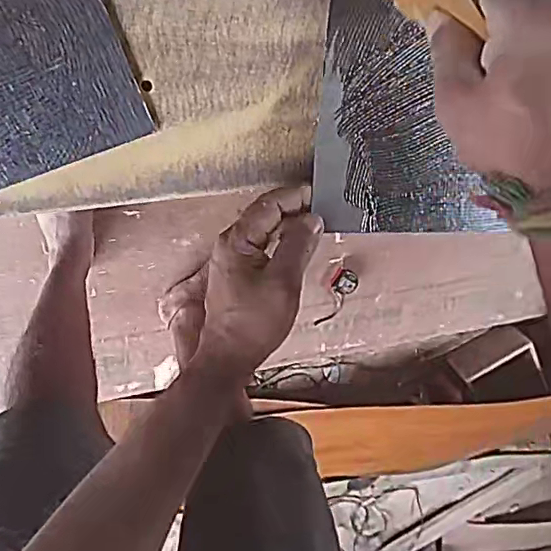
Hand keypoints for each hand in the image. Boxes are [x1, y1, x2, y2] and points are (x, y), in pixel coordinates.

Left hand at [159, 186, 321, 382]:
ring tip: (313, 224)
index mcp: (236, 241)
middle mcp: (229, 245)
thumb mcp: (284, 281)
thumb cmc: (252, 324)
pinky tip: (295, 246)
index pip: (268, 205)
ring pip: (262, 229)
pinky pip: (260, 244)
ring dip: (287, 223)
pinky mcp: (236, 272)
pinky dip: (279, 240)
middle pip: (263, 213)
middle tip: (320, 208)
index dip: (295, 197)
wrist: (229, 356)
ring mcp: (230, 258)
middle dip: (292, 207)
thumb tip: (311, 220)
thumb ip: (298, 246)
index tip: (318, 195)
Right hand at [429, 0, 550, 192]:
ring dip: (505, 35)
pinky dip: (530, 46)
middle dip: (478, 20)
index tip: (429, 12)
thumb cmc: (505, 143)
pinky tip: (518, 82)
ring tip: (490, 78)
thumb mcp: (456, 100)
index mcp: (531, 17)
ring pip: (531, 16)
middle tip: (457, 58)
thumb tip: (440, 16)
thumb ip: (446, 48)